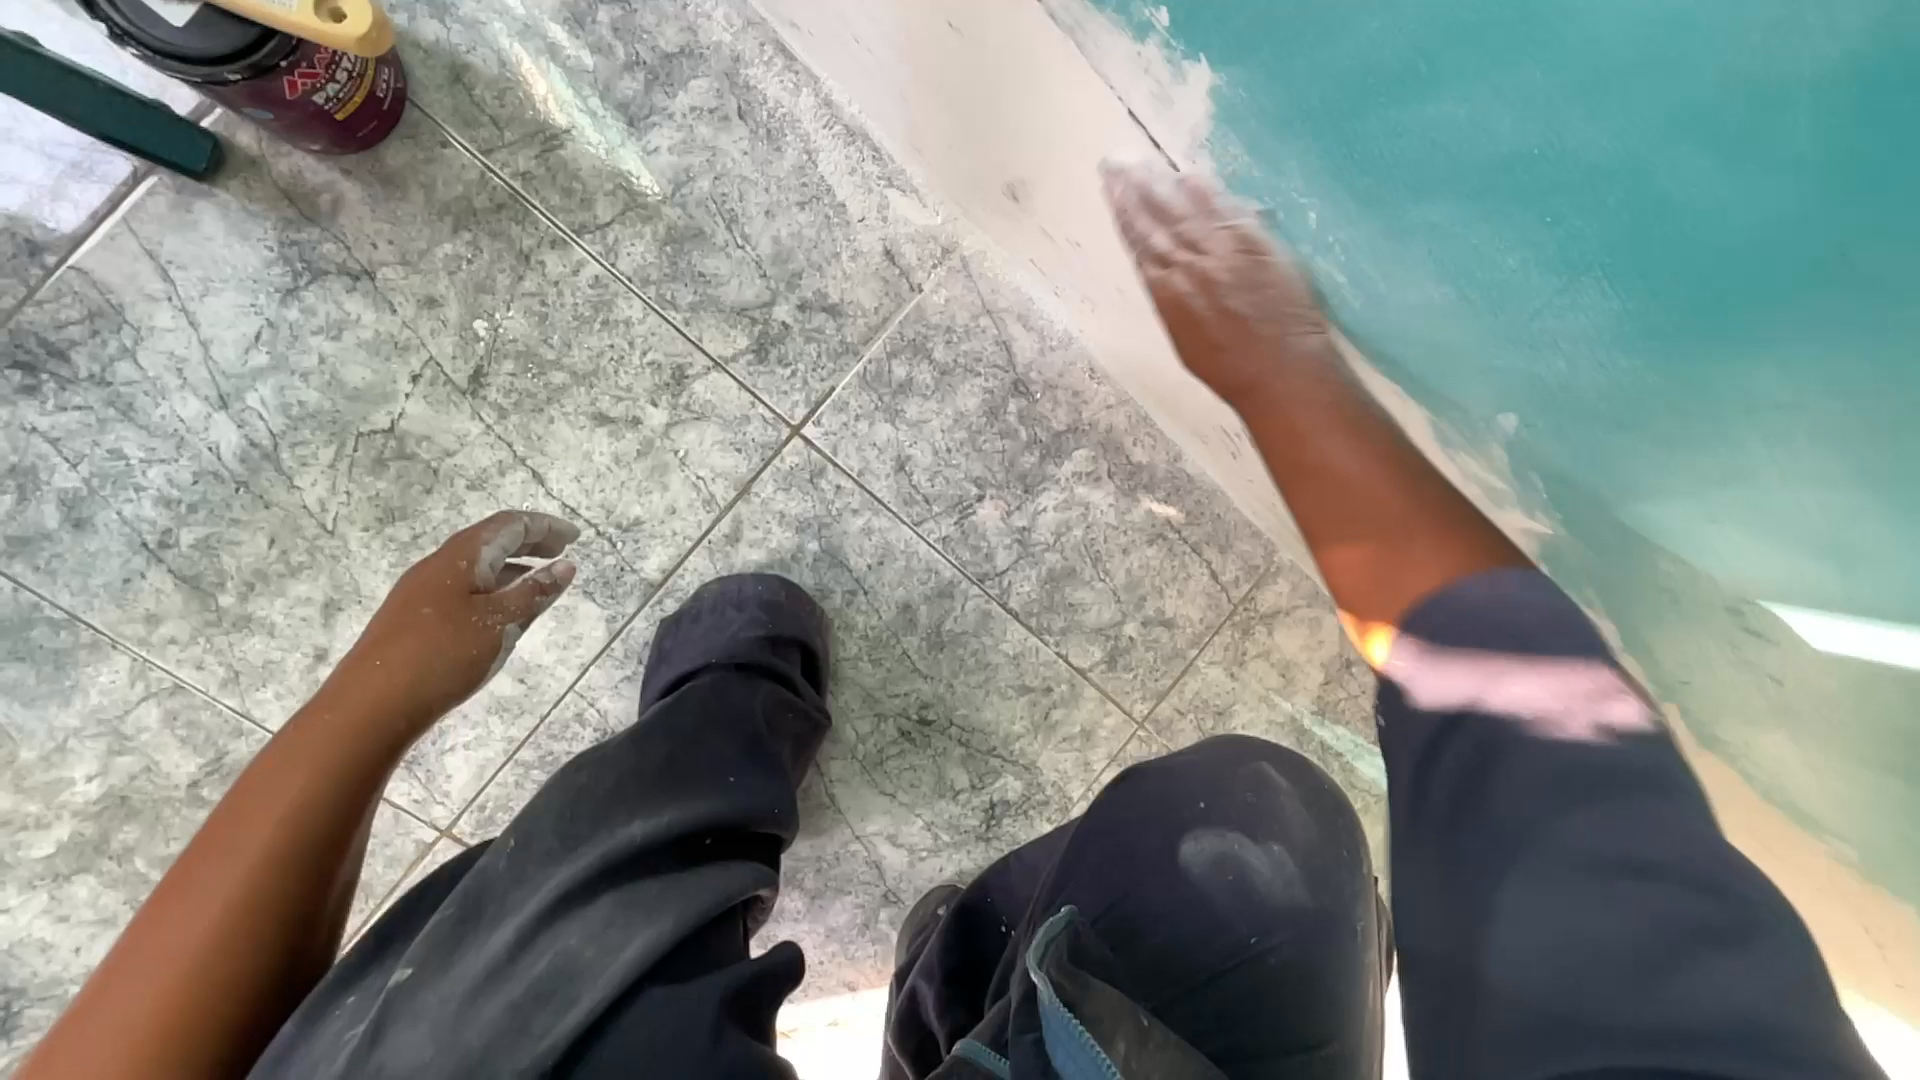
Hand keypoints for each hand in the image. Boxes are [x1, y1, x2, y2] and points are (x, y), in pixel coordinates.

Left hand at [321, 510, 578, 738]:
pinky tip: (504, 611)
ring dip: (512, 567)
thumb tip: (566, 566)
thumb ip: (535, 592)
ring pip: (476, 567)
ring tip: (541, 582)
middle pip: (490, 541)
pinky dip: (493, 588)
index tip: (575, 537)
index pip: (508, 525)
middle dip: (529, 543)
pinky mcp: (415, 618)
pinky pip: (464, 588)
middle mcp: (438, 567)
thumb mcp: (502, 623)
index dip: (544, 527)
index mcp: (460, 558)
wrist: (371, 705)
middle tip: (562, 552)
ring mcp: (422, 592)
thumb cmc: (444, 655)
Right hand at [1102, 161, 1334, 409]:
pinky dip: (1206, 191)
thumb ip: (1171, 297)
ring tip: (1144, 163)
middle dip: (1135, 188)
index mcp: (1167, 292)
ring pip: (1186, 209)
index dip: (1124, 212)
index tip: (1111, 187)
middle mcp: (1190, 265)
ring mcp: (1224, 250)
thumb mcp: (1184, 338)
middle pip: (1158, 218)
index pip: (1140, 241)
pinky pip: (1225, 209)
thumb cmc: (1230, 368)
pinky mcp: (1256, 243)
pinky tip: (1191, 175)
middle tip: (1117, 162)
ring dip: (1163, 183)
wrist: (1281, 370)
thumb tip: (1161, 270)